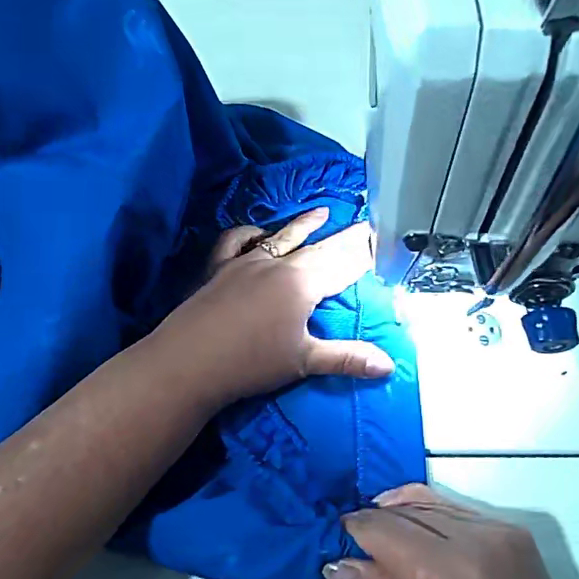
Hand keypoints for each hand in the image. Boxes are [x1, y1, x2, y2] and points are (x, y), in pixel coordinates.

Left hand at [142, 208, 393, 408]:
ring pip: (281, 238)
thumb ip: (347, 359)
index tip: (378, 240)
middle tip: (361, 226)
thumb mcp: (305, 362)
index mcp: (302, 284)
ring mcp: (245, 262)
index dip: (361, 254)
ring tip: (322, 212)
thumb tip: (389, 366)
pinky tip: (257, 231)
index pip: (341, 265)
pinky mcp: (219, 268)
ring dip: (304, 226)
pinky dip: (249, 233)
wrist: (189, 361)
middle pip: (317, 248)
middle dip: (341, 239)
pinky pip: (236, 241)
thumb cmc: (252, 362)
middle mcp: (277, 265)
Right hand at [326, 485, 578, 578]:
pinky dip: (427, 521)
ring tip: (379, 558)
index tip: (333, 550)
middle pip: (404, 508)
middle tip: (349, 557)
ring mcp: (505, 534)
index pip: (384, 528)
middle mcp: (486, 541)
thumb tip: (342, 563)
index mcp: (461, 574)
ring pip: (428, 502)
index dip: (351, 536)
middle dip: (372, 527)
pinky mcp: (514, 537)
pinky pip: (455, 512)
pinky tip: (414, 550)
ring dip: (398, 521)